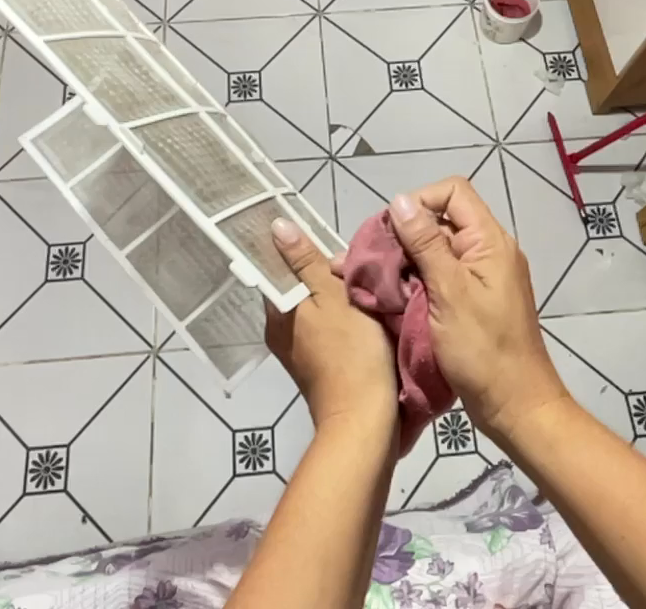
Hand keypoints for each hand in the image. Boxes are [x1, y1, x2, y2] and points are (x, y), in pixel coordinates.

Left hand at [264, 217, 399, 438]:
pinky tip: (368, 312)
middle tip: (359, 265)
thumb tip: (276, 226)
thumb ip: (306, 261)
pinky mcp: (320, 365)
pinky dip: (345, 315)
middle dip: (327, 272)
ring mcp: (299, 350)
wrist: (366, 420)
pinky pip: (329, 326)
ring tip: (368, 285)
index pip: (279, 266)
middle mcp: (280, 330)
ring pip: (317, 306)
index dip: (304, 250)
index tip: (330, 243)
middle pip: (301, 285)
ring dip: (339, 293)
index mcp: (277, 311)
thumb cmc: (351, 352)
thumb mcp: (331, 297)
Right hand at [387, 180, 569, 440]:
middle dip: (404, 234)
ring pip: (435, 250)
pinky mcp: (471, 299)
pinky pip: (438, 275)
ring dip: (404, 260)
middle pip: (441, 220)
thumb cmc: (484, 351)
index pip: (453, 192)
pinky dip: (413, 280)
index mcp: (489, 242)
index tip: (392, 232)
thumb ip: (425, 244)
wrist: (515, 407)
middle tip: (369, 259)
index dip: (419, 202)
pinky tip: (387, 294)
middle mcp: (487, 251)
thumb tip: (401, 200)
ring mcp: (480, 276)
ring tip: (369, 278)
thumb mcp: (449, 293)